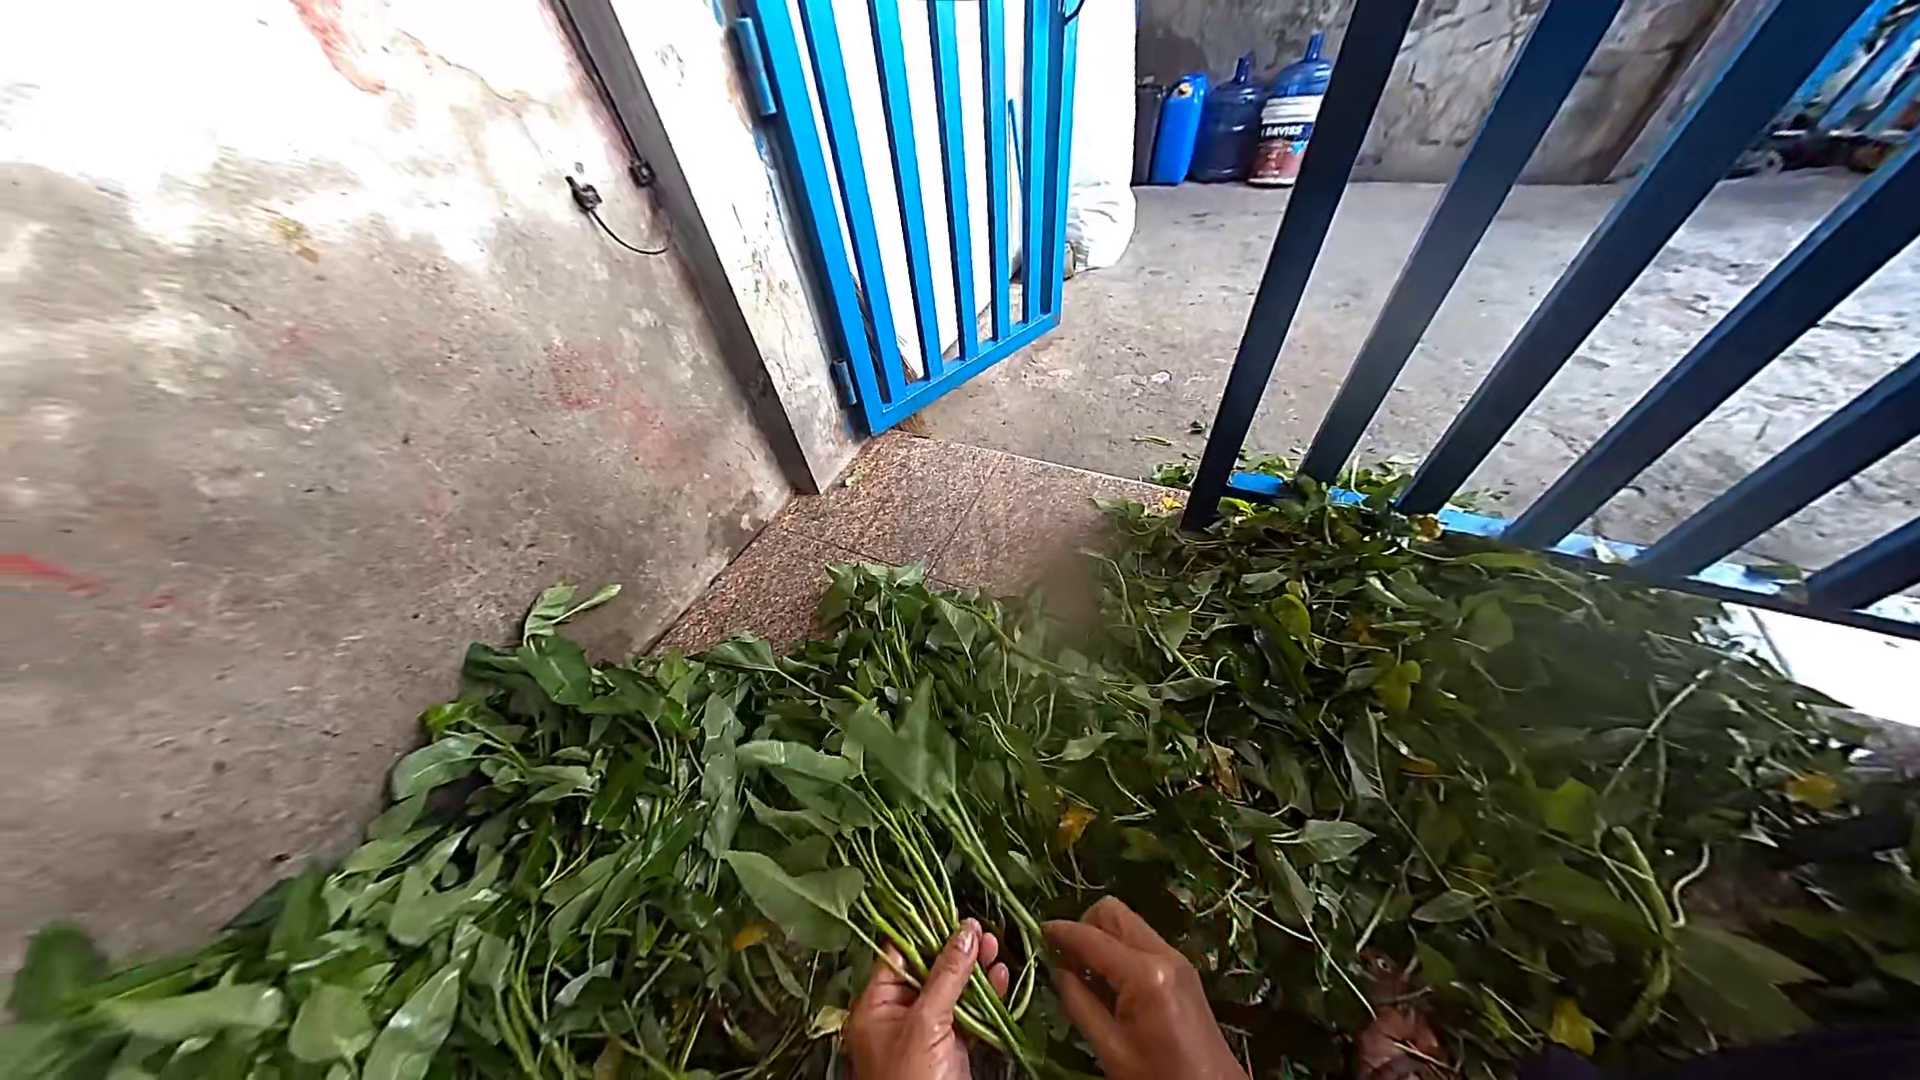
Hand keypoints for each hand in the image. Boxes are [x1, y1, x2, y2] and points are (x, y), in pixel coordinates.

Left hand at [845, 918, 1010, 1079]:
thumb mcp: (926, 1023)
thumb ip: (947, 973)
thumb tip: (966, 929)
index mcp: (876, 1005)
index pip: (899, 952)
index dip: (924, 928)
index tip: (949, 909)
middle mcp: (898, 1015)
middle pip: (929, 967)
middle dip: (957, 948)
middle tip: (981, 930)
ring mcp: (926, 1032)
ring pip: (952, 989)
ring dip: (976, 968)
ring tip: (995, 947)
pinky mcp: (951, 1049)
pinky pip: (968, 1014)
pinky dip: (986, 996)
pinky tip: (1001, 977)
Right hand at [1044, 897, 1247, 1079]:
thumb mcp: (1111, 1051)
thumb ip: (1078, 1003)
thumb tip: (1057, 968)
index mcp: (1144, 974)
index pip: (1091, 938)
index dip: (1060, 932)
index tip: (1038, 932)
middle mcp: (1162, 952)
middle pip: (1111, 912)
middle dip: (1084, 927)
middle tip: (1067, 959)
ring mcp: (1175, 956)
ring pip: (1126, 921)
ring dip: (1101, 936)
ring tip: (1086, 973)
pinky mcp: (1181, 967)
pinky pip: (1140, 939)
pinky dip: (1118, 948)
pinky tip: (1109, 980)